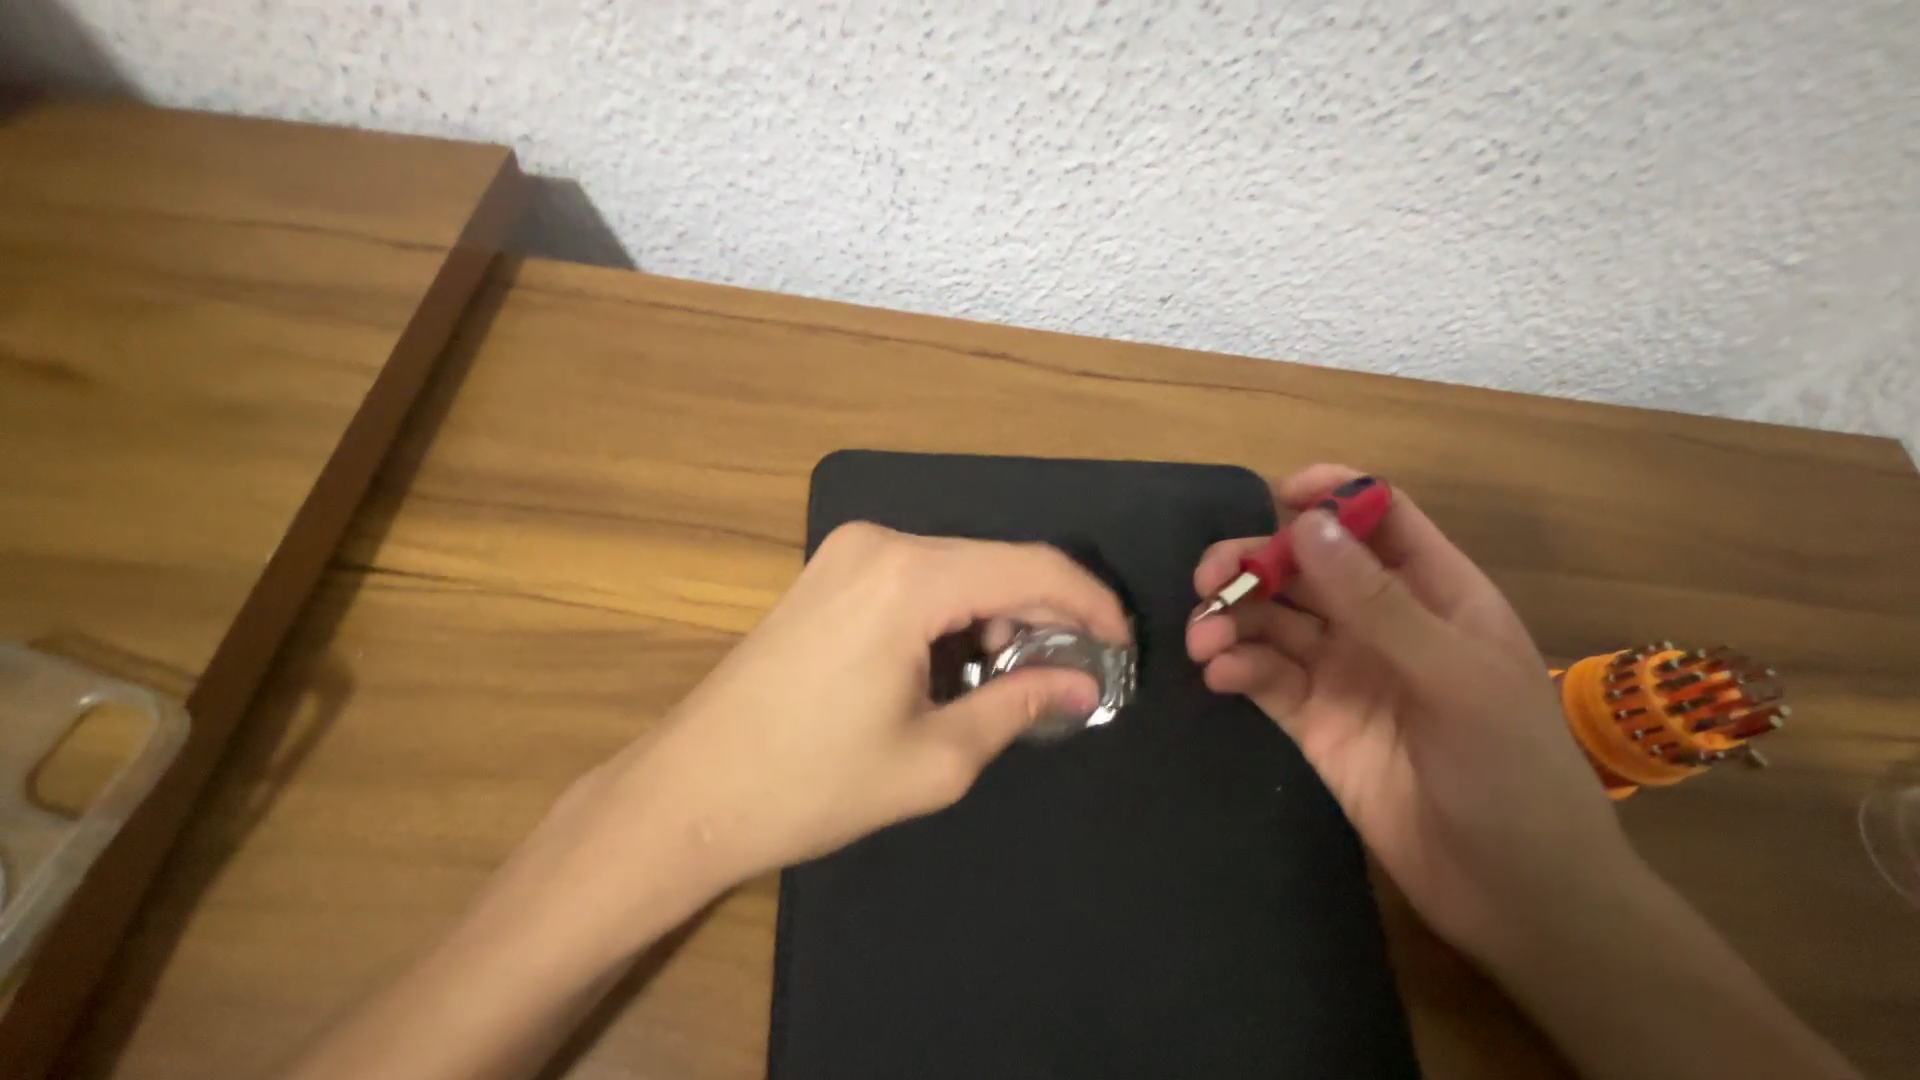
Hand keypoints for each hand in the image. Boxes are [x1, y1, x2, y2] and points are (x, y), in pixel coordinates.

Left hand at [592, 523, 1128, 904]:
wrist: (690, 793)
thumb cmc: (812, 784)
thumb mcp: (935, 758)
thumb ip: (1019, 706)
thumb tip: (1082, 685)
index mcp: (908, 577)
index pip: (1033, 568)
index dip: (1091, 606)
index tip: (1122, 648)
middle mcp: (879, 543)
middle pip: (995, 563)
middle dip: (1044, 618)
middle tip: (1070, 679)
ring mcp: (845, 553)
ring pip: (957, 571)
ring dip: (996, 619)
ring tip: (1008, 685)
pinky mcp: (828, 573)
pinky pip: (916, 580)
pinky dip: (952, 617)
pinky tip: (954, 668)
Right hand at [1186, 464, 1636, 955]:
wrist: (1513, 892)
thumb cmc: (1512, 771)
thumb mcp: (1454, 676)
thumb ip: (1377, 602)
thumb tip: (1305, 524)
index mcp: (1436, 594)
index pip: (1379, 519)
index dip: (1331, 495)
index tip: (1274, 495)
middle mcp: (1381, 623)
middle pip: (1305, 567)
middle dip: (1254, 564)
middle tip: (1209, 580)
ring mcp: (1342, 672)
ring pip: (1273, 621)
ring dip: (1233, 620)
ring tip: (1205, 642)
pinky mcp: (1312, 720)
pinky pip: (1263, 677)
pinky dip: (1237, 668)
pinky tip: (1221, 677)